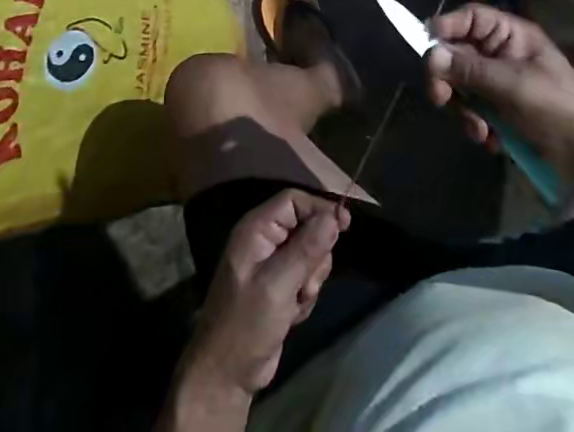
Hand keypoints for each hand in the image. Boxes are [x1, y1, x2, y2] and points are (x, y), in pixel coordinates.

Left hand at [180, 189, 348, 400]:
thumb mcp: (278, 285)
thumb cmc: (246, 324)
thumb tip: (334, 216)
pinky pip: (307, 275)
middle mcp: (263, 241)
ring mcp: (271, 264)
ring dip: (311, 278)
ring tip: (297, 300)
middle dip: (315, 255)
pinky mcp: (280, 285)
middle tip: (307, 282)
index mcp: (256, 230)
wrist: (228, 373)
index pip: (294, 201)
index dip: (320, 208)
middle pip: (307, 226)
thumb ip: (306, 249)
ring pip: (311, 253)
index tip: (346, 225)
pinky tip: (293, 313)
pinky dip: (306, 293)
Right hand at [424, 3, 573, 182]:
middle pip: (457, 53)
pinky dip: (477, 125)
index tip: (423, 47)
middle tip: (441, 100)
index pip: (469, 17)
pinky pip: (473, 109)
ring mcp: (500, 82)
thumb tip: (430, 54)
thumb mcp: (512, 85)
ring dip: (464, 110)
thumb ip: (469, 69)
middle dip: (448, 79)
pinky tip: (493, 141)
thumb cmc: (558, 109)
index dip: (445, 27)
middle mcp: (502, 53)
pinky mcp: (501, 109)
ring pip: (461, 85)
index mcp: (512, 35)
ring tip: (480, 132)